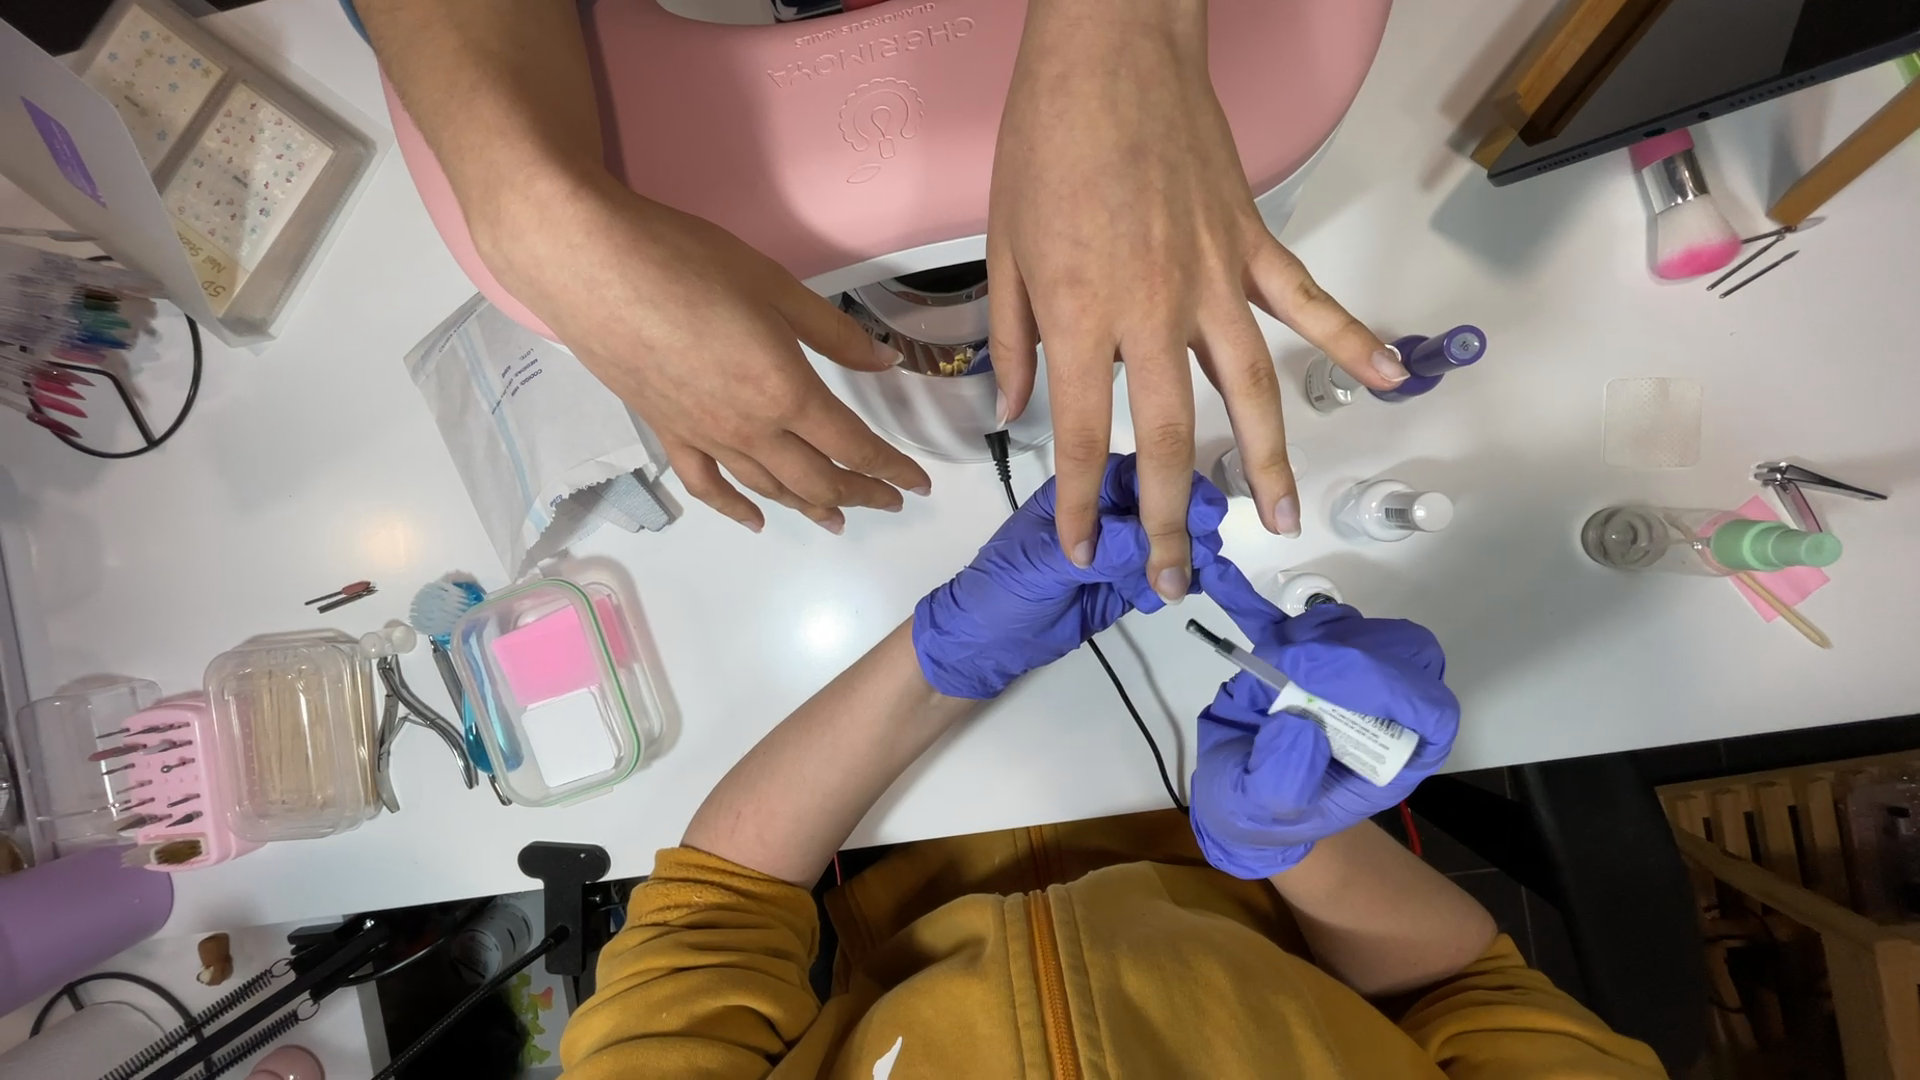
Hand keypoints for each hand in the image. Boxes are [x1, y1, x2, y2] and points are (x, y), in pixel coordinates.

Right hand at [482, 178, 931, 533]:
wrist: (587, 264)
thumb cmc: (688, 263)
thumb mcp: (777, 289)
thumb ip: (837, 335)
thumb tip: (886, 363)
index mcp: (787, 394)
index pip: (854, 446)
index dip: (891, 470)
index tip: (918, 486)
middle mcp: (751, 430)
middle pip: (818, 479)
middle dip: (860, 494)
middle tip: (887, 503)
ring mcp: (705, 438)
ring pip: (770, 489)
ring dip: (809, 507)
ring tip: (836, 520)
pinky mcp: (667, 433)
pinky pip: (708, 486)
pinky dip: (735, 509)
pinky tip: (755, 521)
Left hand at [913, 454, 1230, 698]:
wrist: (986, 644)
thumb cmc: (1000, 591)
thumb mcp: (1042, 566)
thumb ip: (1095, 551)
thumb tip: (1148, 536)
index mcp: (1077, 493)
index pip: (1132, 477)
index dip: (1170, 487)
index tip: (1203, 509)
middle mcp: (1103, 516)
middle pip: (1159, 507)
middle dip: (1187, 524)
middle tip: (1209, 547)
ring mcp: (1117, 552)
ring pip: (1166, 544)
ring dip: (1188, 557)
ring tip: (1201, 575)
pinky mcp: (1124, 586)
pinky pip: (1159, 579)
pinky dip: (1175, 584)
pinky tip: (1182, 592)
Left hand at [987, 0, 1404, 597]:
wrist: (1109, 52)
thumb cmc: (1043, 149)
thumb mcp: (1004, 252)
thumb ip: (1013, 342)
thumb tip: (1014, 409)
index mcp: (1080, 317)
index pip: (1076, 435)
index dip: (1077, 502)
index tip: (1083, 551)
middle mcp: (1152, 313)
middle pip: (1168, 436)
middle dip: (1170, 515)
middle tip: (1175, 575)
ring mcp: (1213, 279)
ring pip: (1248, 388)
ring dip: (1264, 461)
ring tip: (1277, 519)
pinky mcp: (1252, 243)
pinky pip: (1307, 300)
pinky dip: (1350, 338)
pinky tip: (1387, 376)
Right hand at [1187, 575, 1460, 879]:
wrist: (1235, 803)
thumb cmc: (1258, 816)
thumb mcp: (1264, 813)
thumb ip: (1284, 780)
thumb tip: (1301, 719)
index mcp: (1390, 756)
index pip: (1427, 709)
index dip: (1386, 684)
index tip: (1314, 675)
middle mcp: (1375, 710)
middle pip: (1403, 655)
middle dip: (1354, 650)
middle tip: (1292, 660)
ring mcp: (1335, 678)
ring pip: (1353, 629)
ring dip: (1312, 631)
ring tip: (1267, 653)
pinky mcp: (1293, 658)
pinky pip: (1284, 621)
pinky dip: (1252, 601)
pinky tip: (1218, 579)